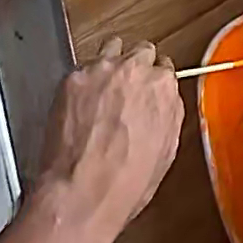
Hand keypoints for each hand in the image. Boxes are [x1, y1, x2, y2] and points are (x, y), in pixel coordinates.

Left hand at [38, 36, 184, 231]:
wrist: (81, 195)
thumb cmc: (124, 184)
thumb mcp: (166, 151)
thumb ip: (169, 113)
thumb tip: (164, 103)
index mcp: (162, 87)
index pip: (164, 67)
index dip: (154, 81)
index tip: (147, 90)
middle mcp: (135, 69)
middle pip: (141, 51)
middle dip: (135, 67)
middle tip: (126, 89)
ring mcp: (102, 69)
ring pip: (111, 48)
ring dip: (111, 63)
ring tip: (103, 87)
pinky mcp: (74, 77)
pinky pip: (83, 69)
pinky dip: (83, 82)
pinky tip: (80, 104)